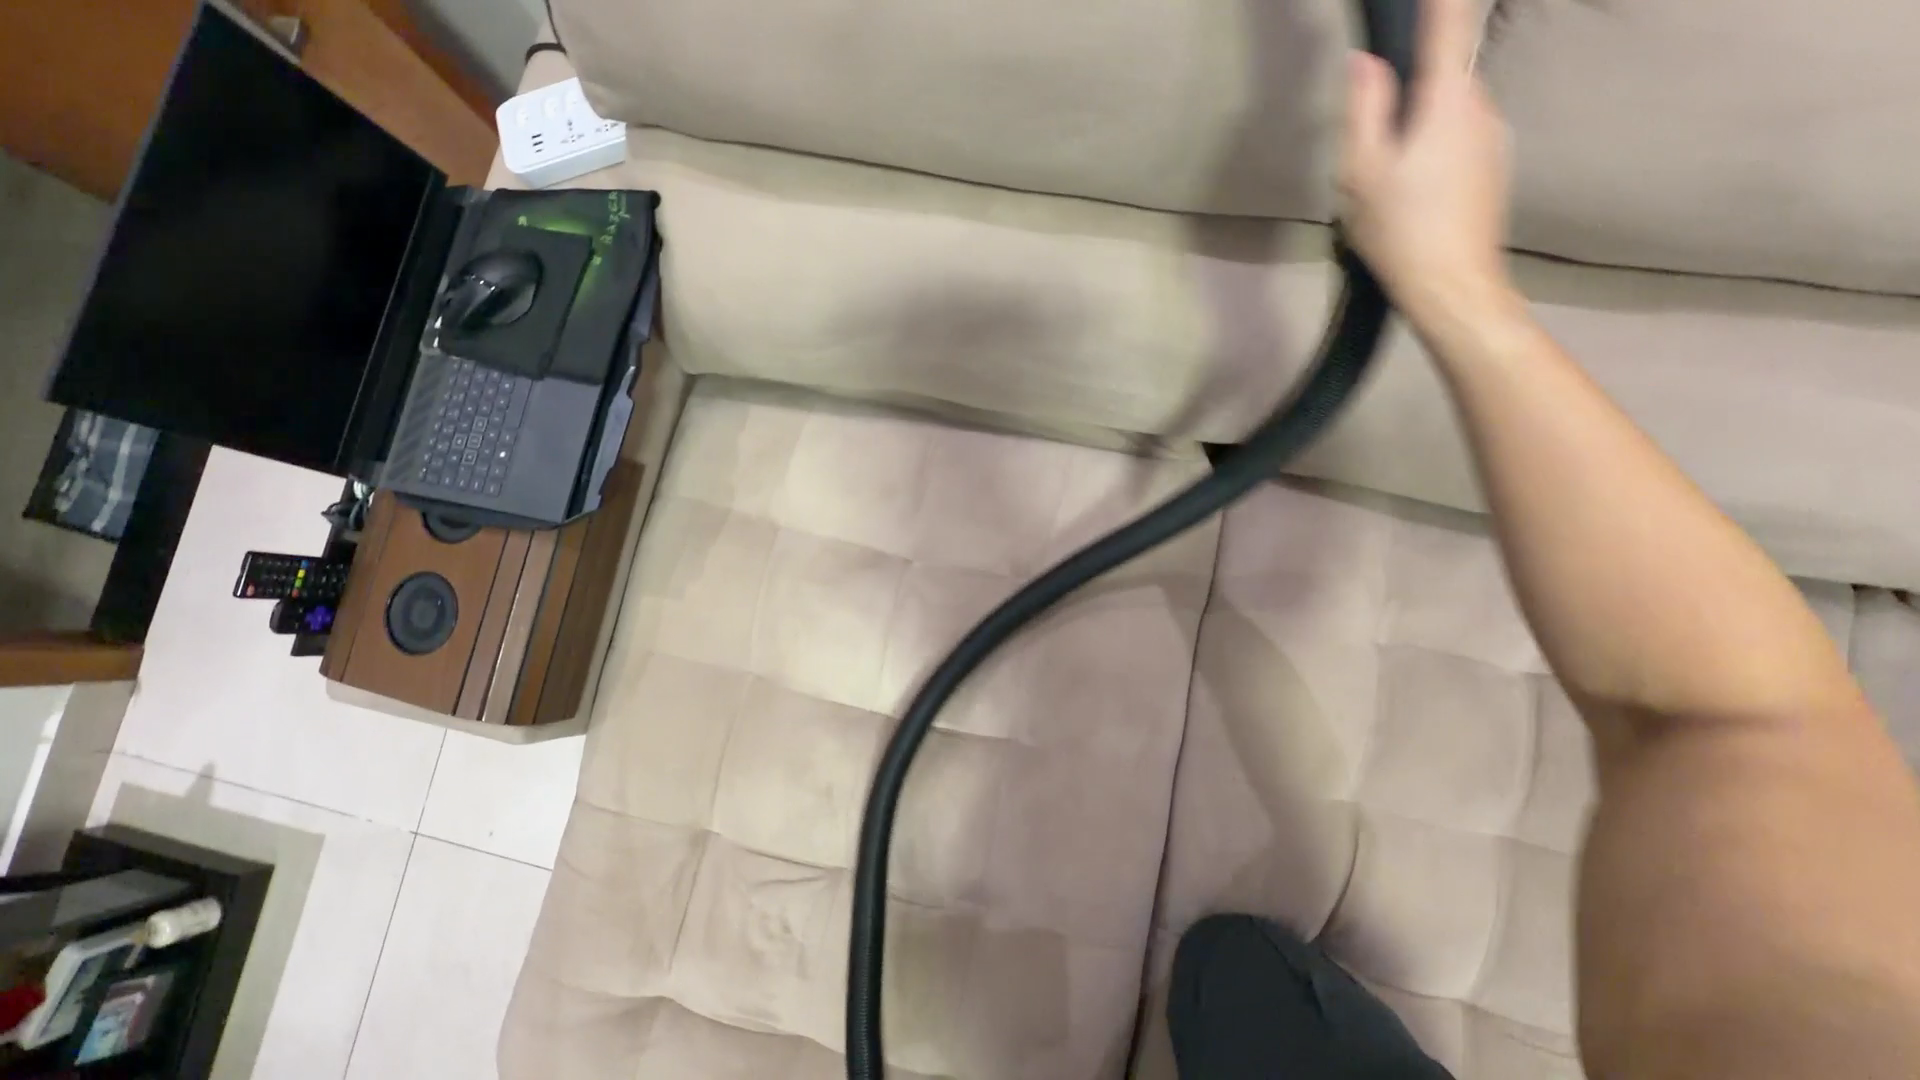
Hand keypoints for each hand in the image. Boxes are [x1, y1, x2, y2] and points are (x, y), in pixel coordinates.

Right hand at [1339, 0, 1512, 315]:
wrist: (1454, 285)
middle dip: (1412, 88)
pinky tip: (1414, 191)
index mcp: (1446, 102)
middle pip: (1445, 74)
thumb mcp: (1363, 171)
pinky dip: (1436, 145)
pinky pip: (1462, 136)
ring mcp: (1495, 137)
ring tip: (1390, 174)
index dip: (1439, 2)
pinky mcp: (1496, 166)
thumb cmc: (1401, 229)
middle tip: (1373, 134)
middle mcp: (1481, 107)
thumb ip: (1364, 109)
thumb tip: (1365, 61)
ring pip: (1452, 108)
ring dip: (1422, 122)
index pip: (1447, 28)